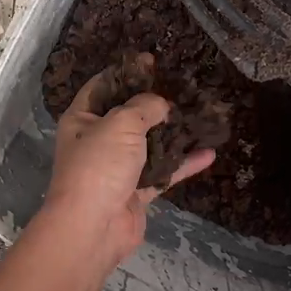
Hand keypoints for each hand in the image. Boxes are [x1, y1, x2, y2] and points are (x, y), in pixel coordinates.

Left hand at [40, 59, 213, 272]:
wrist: (92, 228)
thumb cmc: (99, 165)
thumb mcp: (121, 124)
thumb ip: (144, 107)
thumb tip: (161, 103)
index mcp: (81, 119)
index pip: (101, 87)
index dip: (125, 73)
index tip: (151, 62)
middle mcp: (96, 140)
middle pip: (128, 115)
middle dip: (154, 103)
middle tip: (182, 89)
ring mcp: (116, 167)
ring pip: (149, 144)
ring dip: (173, 133)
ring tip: (200, 117)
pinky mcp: (135, 191)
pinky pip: (162, 172)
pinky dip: (183, 163)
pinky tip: (208, 153)